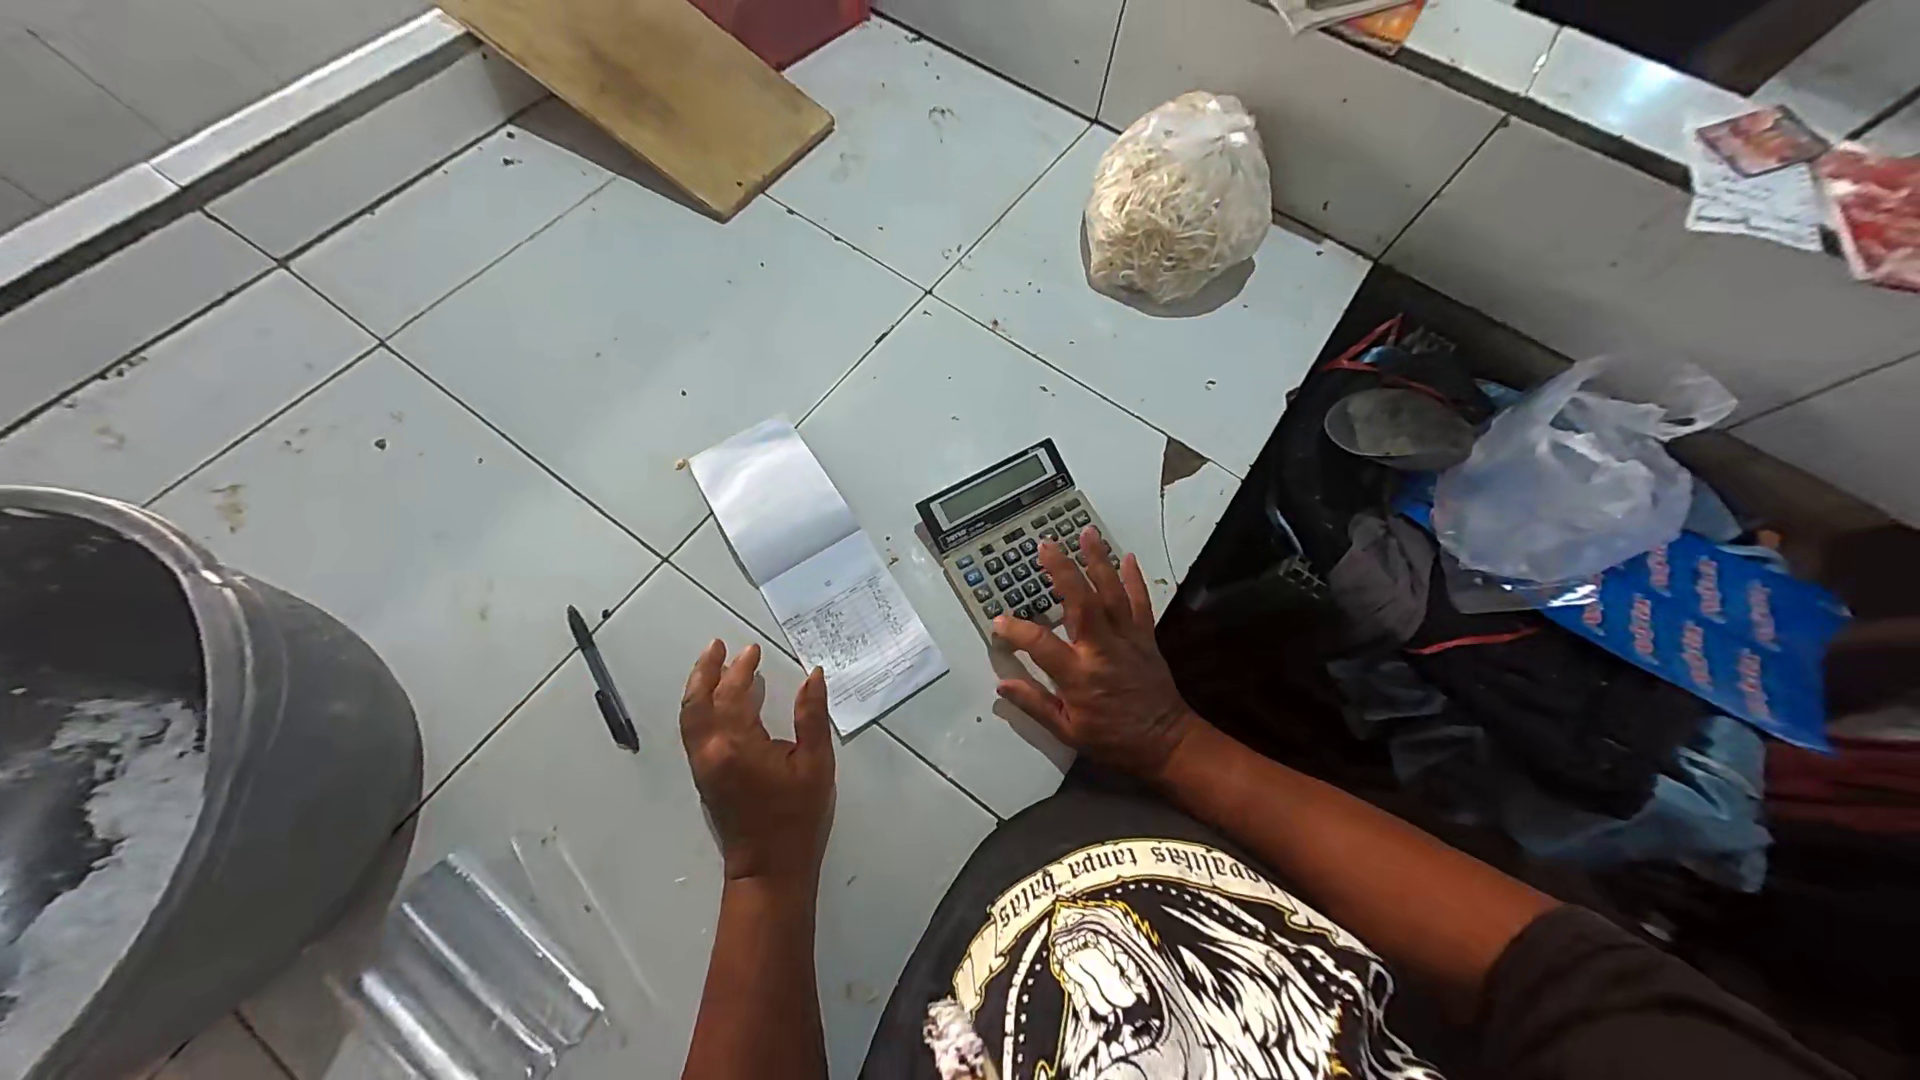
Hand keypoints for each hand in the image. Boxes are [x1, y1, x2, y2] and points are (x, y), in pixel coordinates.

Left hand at [679, 641, 835, 887]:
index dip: (741, 670)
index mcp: (737, 745)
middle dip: (706, 670)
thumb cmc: (797, 815)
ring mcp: (701, 765)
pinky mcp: (703, 776)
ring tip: (712, 664)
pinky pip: (692, 731)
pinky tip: (714, 700)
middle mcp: (710, 751)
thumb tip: (813, 675)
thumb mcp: (814, 762)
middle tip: (718, 646)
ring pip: (689, 716)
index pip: (732, 695)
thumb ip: (811, 715)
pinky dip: (698, 707)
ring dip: (697, 686)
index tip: (753, 651)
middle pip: (697, 701)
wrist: (769, 868)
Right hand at [993, 527, 1205, 780]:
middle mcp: (1102, 650)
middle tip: (1046, 545)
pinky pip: (1140, 602)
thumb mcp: (1067, 731)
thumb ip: (1034, 704)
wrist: (1166, 742)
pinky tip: (1127, 556)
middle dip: (1063, 571)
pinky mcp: (1145, 637)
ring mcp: (1127, 639)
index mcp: (1079, 675)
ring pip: (1111, 594)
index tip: (998, 621)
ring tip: (1086, 533)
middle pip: (1081, 603)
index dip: (1017, 631)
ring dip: (1098, 561)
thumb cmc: (1112, 739)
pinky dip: (1134, 579)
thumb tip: (1002, 683)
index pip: (1041, 645)